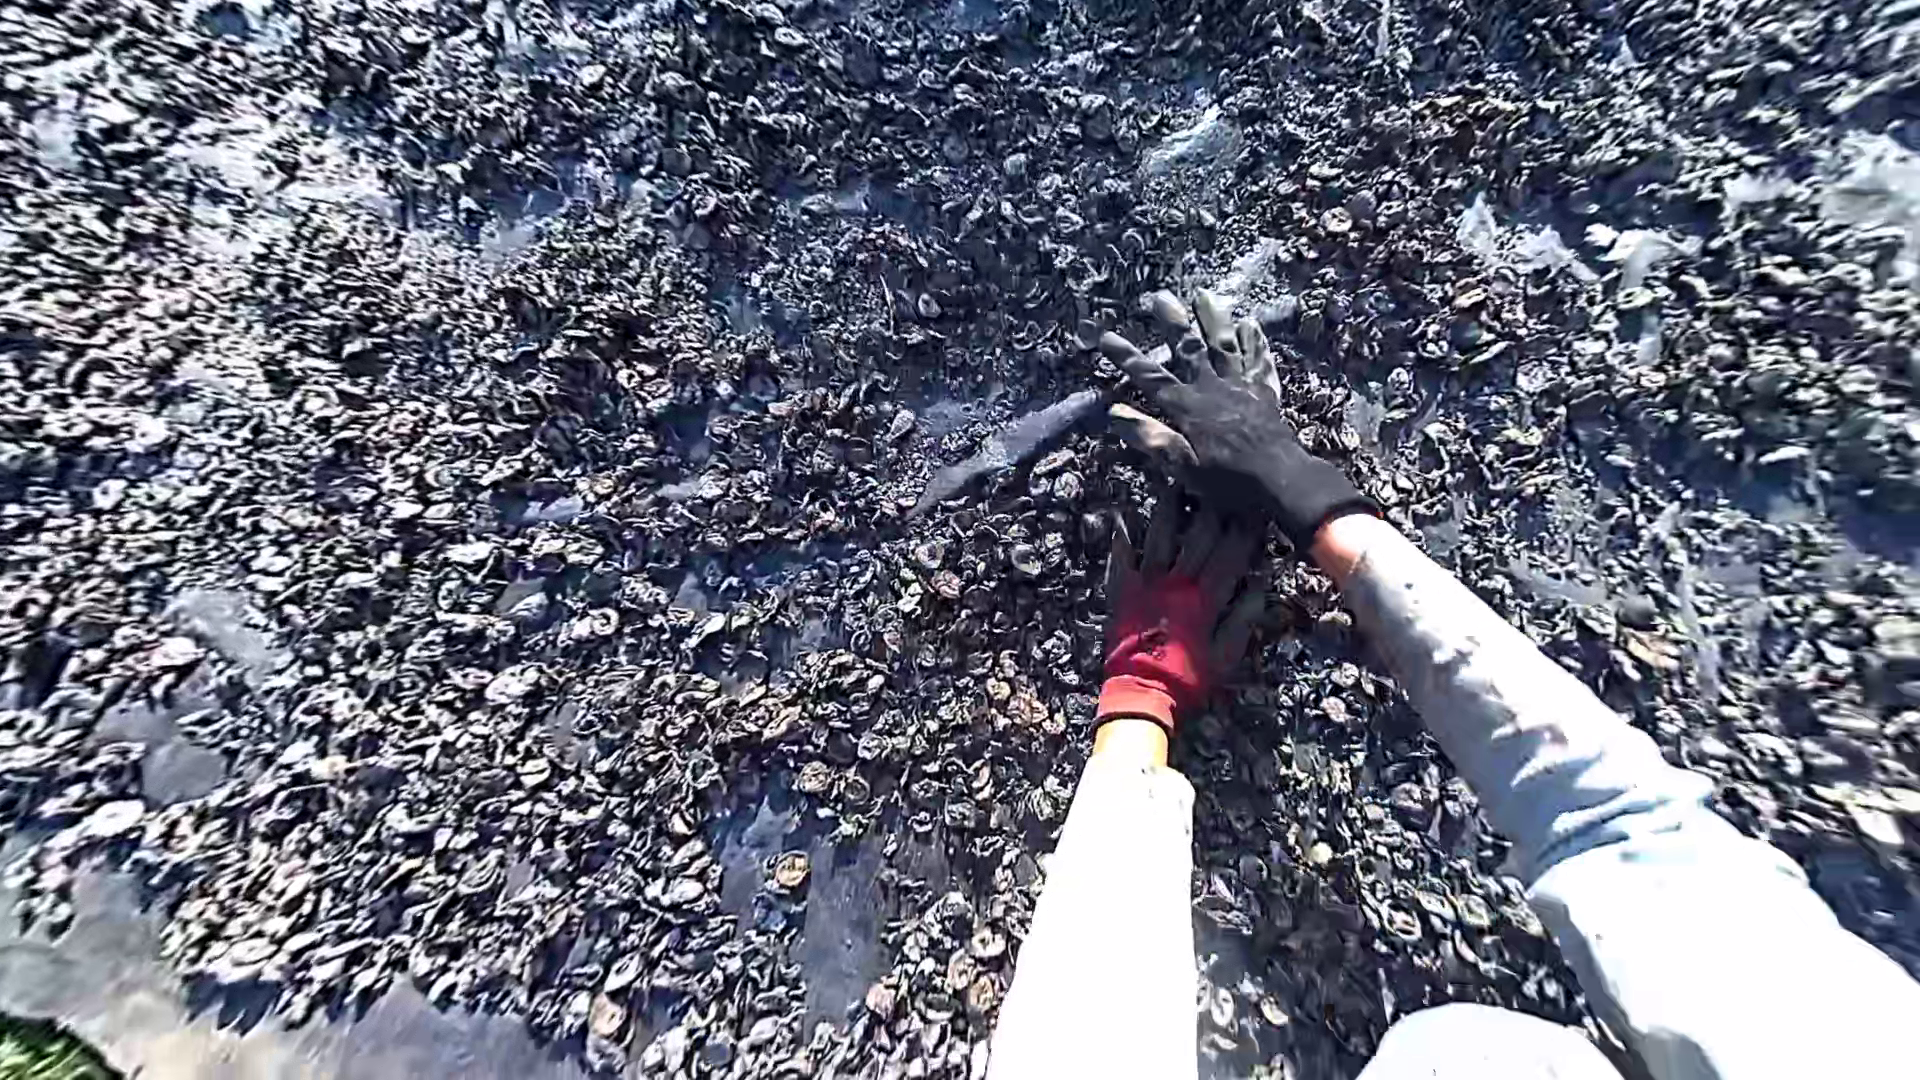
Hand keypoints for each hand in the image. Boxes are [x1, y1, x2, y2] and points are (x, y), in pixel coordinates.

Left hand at [1098, 494, 1264, 734]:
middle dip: (1209, 510)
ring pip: (1159, 539)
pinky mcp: (1122, 590)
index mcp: (1205, 599)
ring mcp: (1146, 584)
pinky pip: (1121, 558)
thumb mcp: (1226, 657)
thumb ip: (1242, 619)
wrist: (1140, 691)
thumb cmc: (1188, 678)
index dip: (1243, 531)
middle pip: (1196, 539)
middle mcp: (1176, 584)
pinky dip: (1122, 537)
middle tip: (1216, 484)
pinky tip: (1124, 517)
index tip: (1253, 508)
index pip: (1230, 556)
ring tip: (1172, 485)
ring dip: (1167, 512)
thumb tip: (1260, 586)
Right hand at [1099, 288, 1377, 545]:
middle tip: (1160, 298)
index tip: (1106, 336)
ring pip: (1225, 346)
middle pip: (1189, 349)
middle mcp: (1213, 389)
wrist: (1282, 479)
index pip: (1151, 377)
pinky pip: (1258, 361)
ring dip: (1213, 320)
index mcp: (1189, 407)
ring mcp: (1240, 388)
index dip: (1127, 357)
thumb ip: (1151, 436)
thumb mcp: (1182, 466)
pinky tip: (1251, 324)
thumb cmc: (1227, 479)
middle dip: (1173, 323)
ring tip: (1204, 295)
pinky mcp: (1263, 393)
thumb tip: (1114, 412)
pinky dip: (1254, 341)